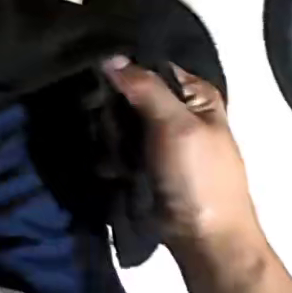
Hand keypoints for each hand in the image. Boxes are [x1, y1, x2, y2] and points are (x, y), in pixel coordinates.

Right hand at [102, 57, 262, 259]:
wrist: (201, 236)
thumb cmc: (199, 177)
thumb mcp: (177, 125)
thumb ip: (146, 88)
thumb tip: (109, 56)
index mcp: (197, 97)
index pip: (151, 65)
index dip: (124, 65)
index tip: (92, 69)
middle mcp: (177, 111)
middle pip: (129, 89)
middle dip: (108, 97)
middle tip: (90, 104)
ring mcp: (157, 136)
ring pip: (116, 114)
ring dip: (103, 122)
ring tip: (90, 128)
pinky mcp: (139, 157)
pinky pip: (112, 138)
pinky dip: (103, 142)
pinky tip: (92, 145)